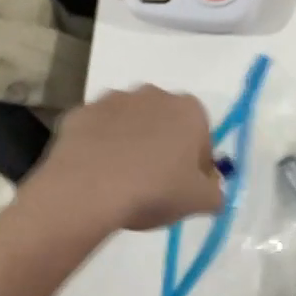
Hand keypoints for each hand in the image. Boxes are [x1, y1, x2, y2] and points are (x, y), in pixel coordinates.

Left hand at [18, 86, 222, 232]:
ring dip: (131, 143)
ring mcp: (113, 100)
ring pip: (130, 123)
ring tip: (122, 180)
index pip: (202, 136)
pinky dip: (99, 146)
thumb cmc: (155, 190)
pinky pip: (97, 130)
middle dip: (163, 146)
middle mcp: (153, 94)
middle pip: (166, 123)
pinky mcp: (80, 113)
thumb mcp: (201, 201)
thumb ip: (215, 192)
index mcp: (189, 110)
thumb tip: (210, 188)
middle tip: (155, 184)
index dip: (196, 164)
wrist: (87, 192)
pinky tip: (96, 173)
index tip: (184, 187)